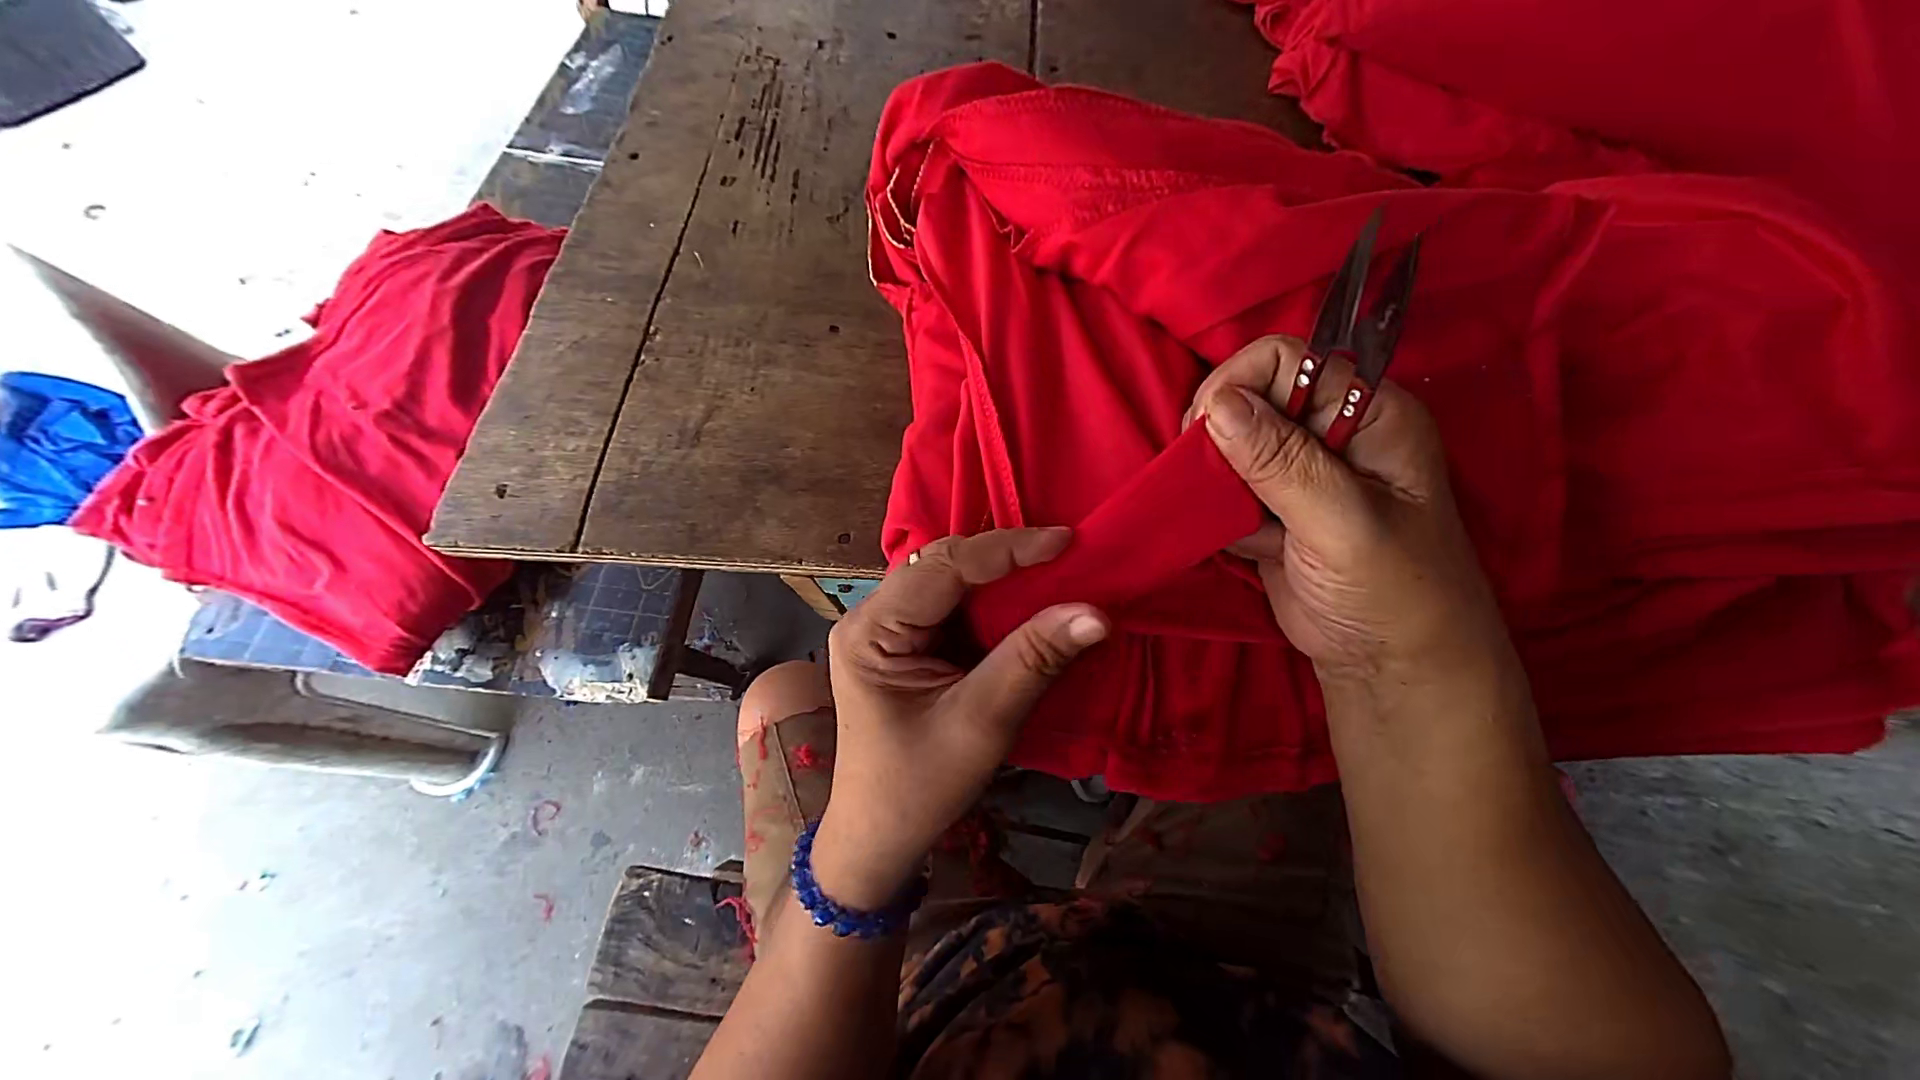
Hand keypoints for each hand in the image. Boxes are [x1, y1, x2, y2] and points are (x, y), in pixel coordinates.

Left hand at [810, 530, 1108, 908]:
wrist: (879, 834)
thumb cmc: (920, 786)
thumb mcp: (981, 723)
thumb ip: (1032, 660)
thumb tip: (1095, 613)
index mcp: (872, 631)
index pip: (941, 567)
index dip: (1006, 549)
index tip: (1065, 541)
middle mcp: (871, 617)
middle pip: (941, 565)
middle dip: (1004, 558)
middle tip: (1066, 554)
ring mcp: (885, 629)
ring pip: (948, 580)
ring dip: (1000, 576)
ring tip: (1054, 570)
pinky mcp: (904, 644)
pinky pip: (951, 605)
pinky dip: (991, 601)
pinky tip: (1025, 599)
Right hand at [1185, 334, 1513, 686]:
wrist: (1390, 664)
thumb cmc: (1395, 593)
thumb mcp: (1344, 525)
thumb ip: (1283, 464)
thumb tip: (1218, 405)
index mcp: (1370, 413)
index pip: (1288, 361)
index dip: (1238, 385)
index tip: (1205, 432)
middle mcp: (1332, 431)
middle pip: (1247, 397)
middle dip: (1218, 436)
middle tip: (1211, 482)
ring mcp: (1298, 472)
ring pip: (1227, 444)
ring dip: (1211, 478)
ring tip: (1228, 518)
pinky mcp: (1270, 507)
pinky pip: (1222, 488)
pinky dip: (1213, 510)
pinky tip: (1236, 540)